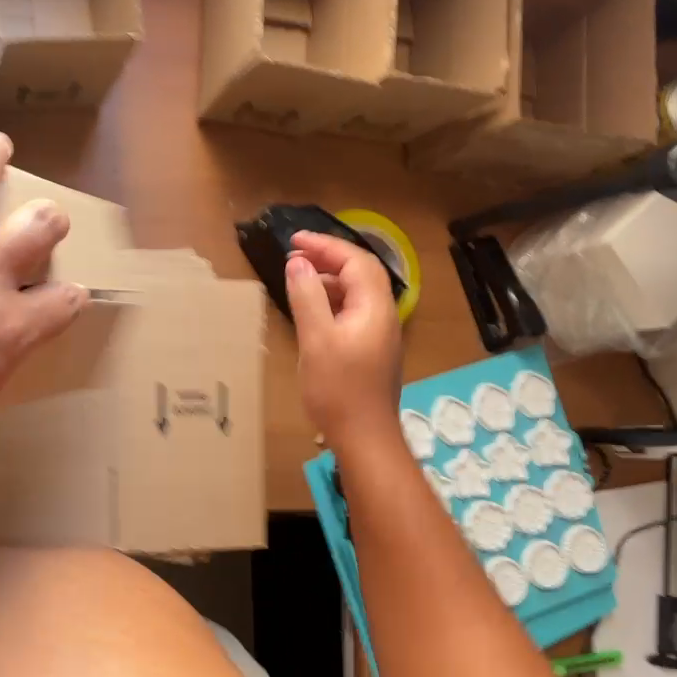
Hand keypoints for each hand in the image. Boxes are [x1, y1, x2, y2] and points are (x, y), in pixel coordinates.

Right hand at [286, 231, 402, 447]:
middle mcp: (383, 315)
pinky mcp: (372, 350)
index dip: (326, 245)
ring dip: (331, 277)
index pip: (355, 261)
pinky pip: (354, 310)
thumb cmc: (338, 389)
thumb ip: (307, 297)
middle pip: (362, 272)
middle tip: (296, 252)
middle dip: (330, 256)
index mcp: (374, 307)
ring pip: (358, 292)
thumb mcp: (316, 339)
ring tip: (300, 276)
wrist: (364, 436)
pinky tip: (314, 309)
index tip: (294, 240)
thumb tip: (298, 263)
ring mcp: (380, 333)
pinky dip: (333, 299)